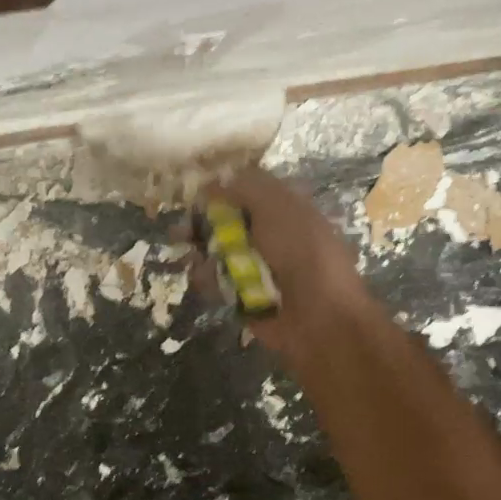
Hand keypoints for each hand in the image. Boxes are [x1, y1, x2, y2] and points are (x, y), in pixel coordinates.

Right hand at [196, 167, 380, 368]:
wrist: (320, 317)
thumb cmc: (302, 252)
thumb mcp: (276, 205)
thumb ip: (244, 187)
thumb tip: (213, 181)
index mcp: (288, 210)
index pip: (249, 191)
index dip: (222, 189)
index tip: (197, 192)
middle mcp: (273, 236)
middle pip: (228, 222)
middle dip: (202, 222)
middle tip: (180, 228)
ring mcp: (259, 267)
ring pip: (219, 252)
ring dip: (200, 250)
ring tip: (186, 253)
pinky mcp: (246, 296)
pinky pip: (218, 281)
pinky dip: (207, 278)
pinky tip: (201, 276)